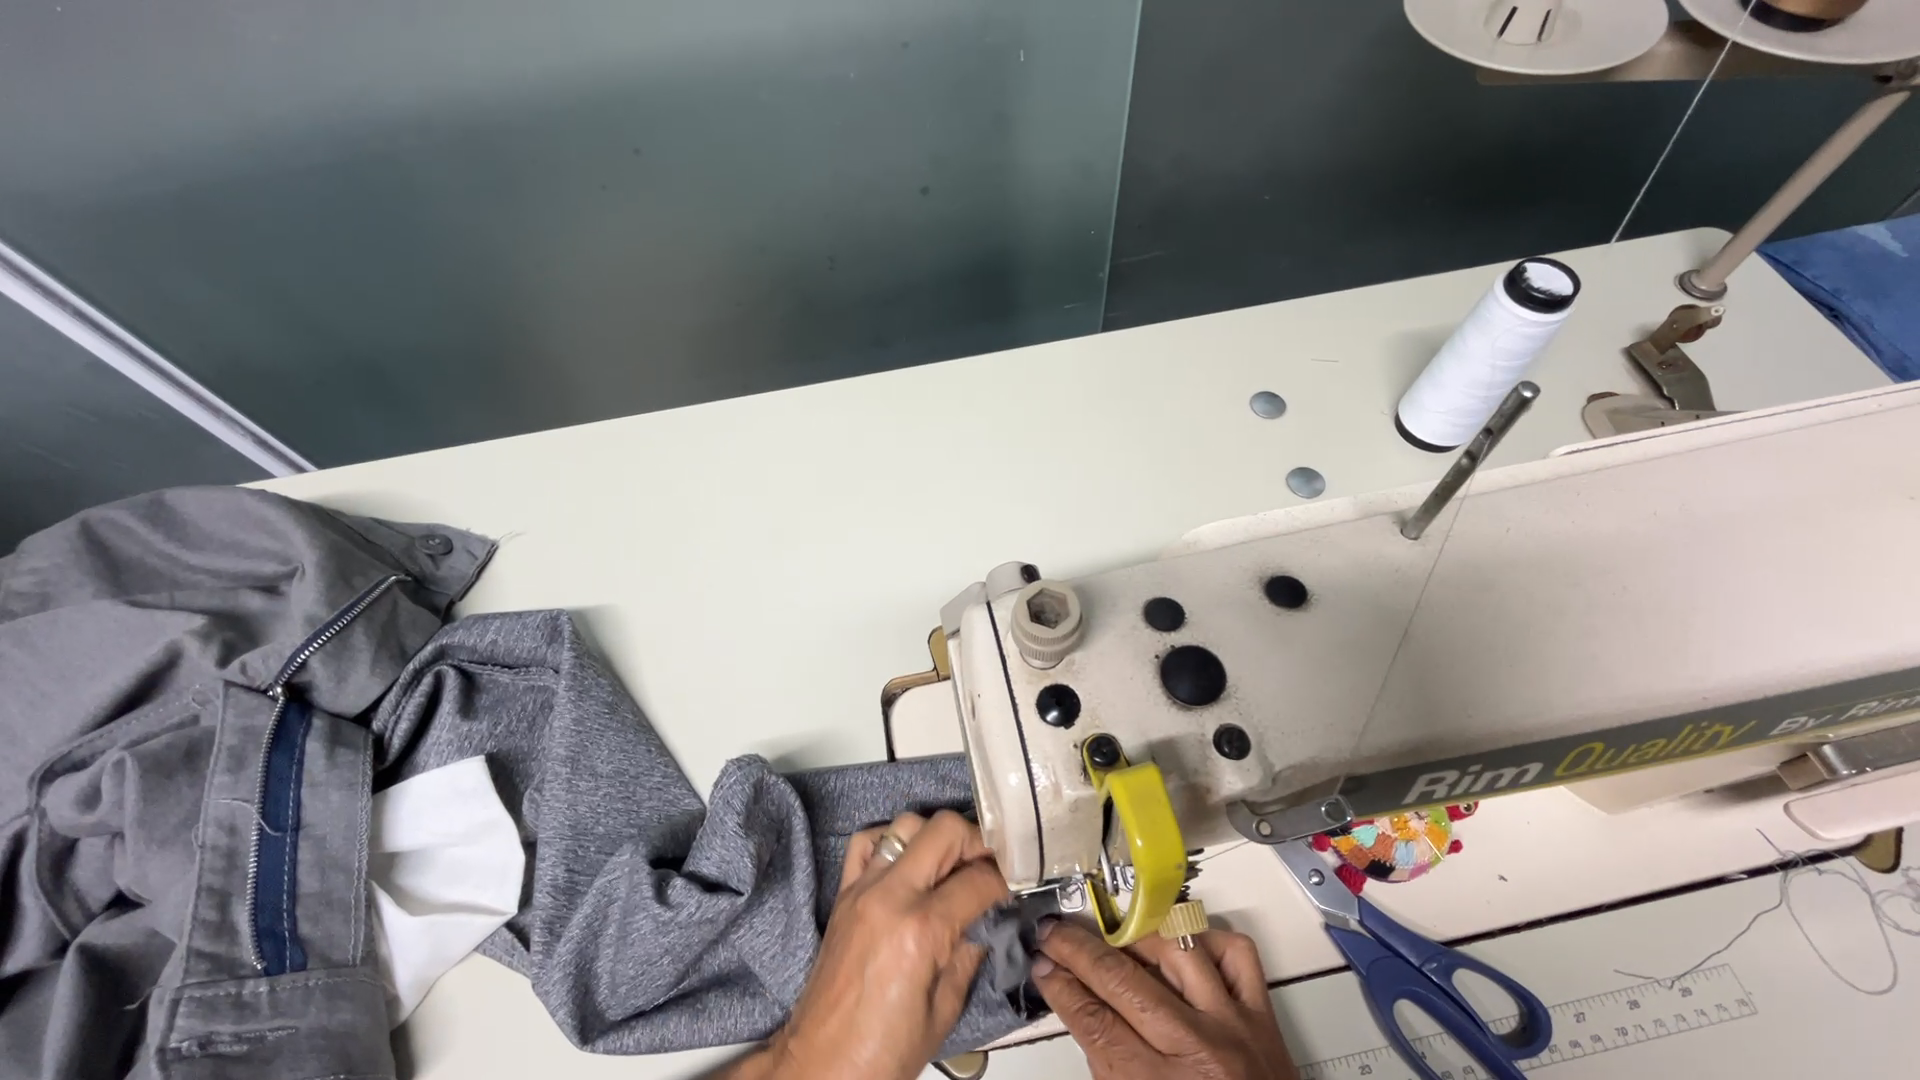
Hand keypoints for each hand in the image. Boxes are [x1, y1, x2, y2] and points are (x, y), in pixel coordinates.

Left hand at [731, 810, 1009, 1079]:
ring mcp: (861, 889)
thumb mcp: (945, 1008)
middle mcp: (889, 897)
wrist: (822, 1066)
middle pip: (944, 830)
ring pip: (906, 824)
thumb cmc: (884, 1051)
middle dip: (977, 841)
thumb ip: (969, 951)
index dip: (1006, 878)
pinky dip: (892, 840)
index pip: (978, 879)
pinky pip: (867, 842)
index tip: (1016, 882)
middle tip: (991, 864)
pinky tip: (910, 863)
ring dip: (937, 837)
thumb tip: (987, 916)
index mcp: (920, 931)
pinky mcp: (843, 893)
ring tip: (953, 864)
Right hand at [1033, 919, 1298, 1079]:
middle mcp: (1200, 1050)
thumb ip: (1106, 1061)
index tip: (1042, 966)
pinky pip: (1235, 953)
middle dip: (1077, 949)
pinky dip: (1204, 939)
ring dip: (1134, 936)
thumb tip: (1076, 1001)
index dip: (1060, 986)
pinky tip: (1178, 944)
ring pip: (1176, 949)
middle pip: (1123, 978)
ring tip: (1108, 935)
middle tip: (1052, 935)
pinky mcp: (1264, 1015)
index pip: (1095, 1020)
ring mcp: (1235, 1026)